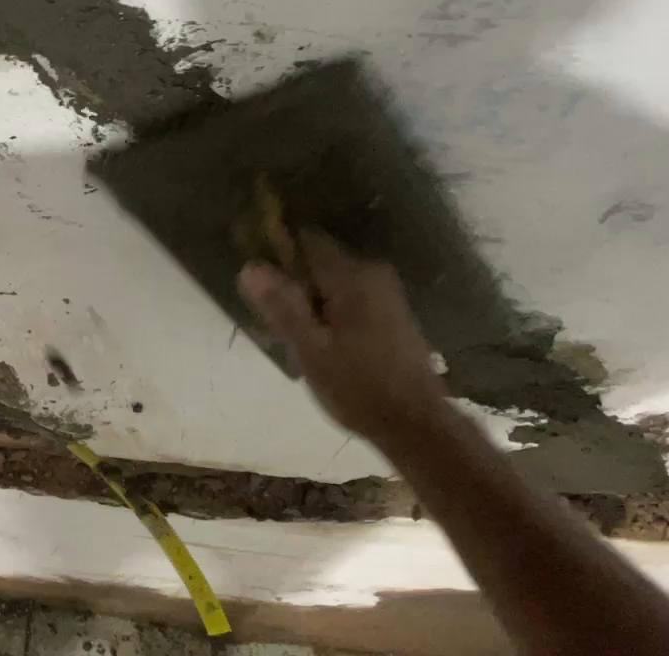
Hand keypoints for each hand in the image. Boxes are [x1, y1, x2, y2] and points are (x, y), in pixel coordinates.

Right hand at [238, 229, 446, 442]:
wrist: (418, 428)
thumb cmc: (359, 388)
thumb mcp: (310, 350)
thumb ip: (281, 306)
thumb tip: (249, 266)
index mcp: (352, 276)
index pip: (305, 240)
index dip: (276, 252)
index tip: (258, 279)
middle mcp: (372, 273)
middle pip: (316, 262)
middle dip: (291, 284)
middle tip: (271, 320)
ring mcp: (385, 293)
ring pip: (331, 283)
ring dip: (309, 301)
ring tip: (293, 337)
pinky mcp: (391, 313)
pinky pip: (347, 298)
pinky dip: (328, 312)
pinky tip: (320, 343)